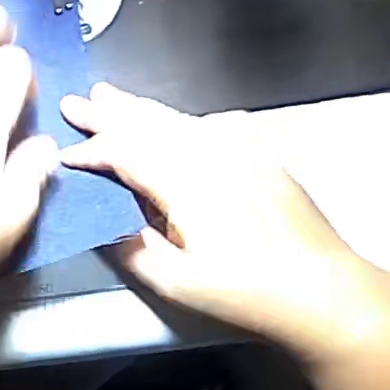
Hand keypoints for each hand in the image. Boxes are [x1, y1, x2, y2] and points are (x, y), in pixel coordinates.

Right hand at [60, 83, 389, 359]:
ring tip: (113, 97)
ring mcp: (241, 150)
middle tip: (78, 101)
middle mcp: (211, 153)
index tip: (66, 155)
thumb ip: (132, 250)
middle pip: (151, 123)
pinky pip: (208, 125)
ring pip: (179, 119)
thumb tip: (104, 227)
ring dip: (141, 110)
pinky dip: (177, 120)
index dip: (92, 151)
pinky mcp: (260, 155)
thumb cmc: (245, 291)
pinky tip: (172, 122)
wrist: (323, 287)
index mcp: (185, 182)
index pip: (126, 152)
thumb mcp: (176, 283)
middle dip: (110, 112)